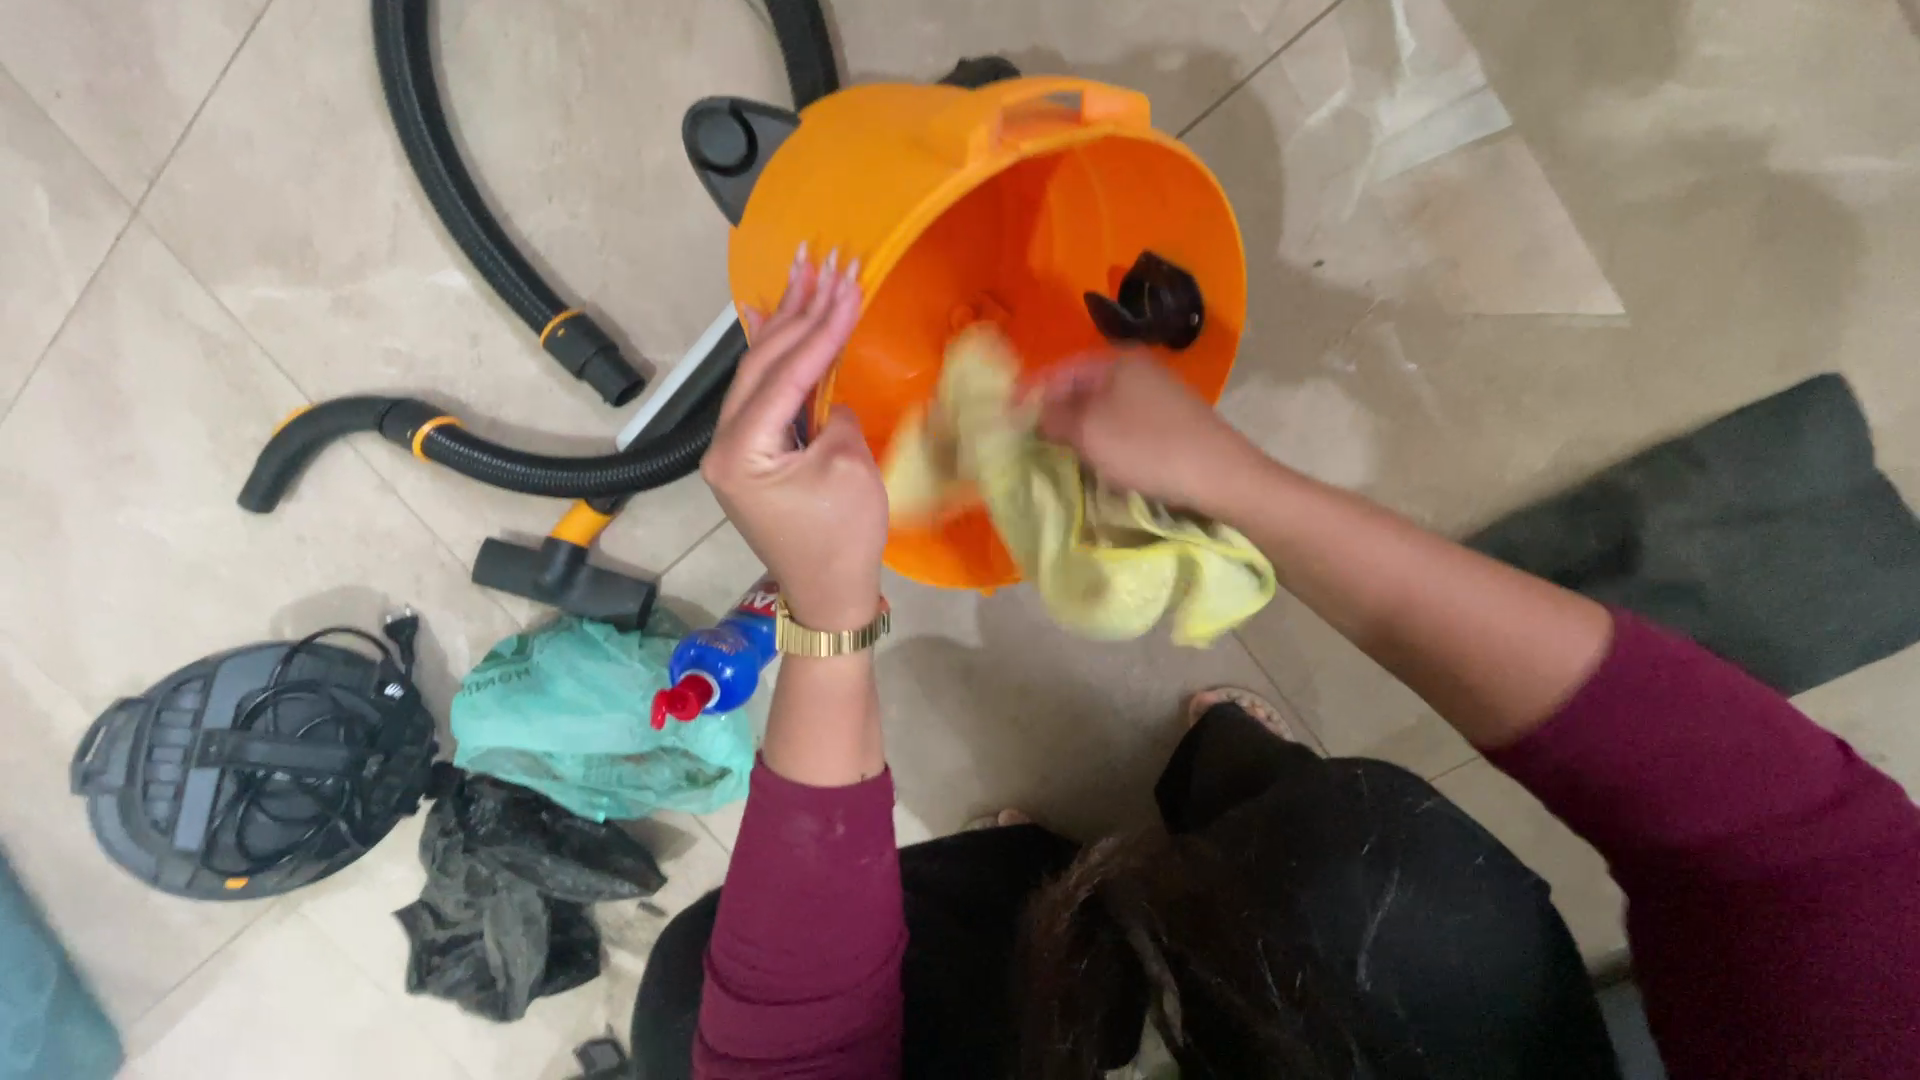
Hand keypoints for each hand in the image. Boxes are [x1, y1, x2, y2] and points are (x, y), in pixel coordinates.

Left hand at [702, 249, 886, 630]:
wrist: (827, 594)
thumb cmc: (842, 539)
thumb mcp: (848, 469)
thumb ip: (832, 417)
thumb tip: (824, 397)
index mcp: (742, 451)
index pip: (785, 375)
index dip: (821, 329)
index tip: (849, 284)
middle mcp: (724, 444)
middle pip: (762, 364)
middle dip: (799, 312)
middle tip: (827, 261)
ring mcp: (733, 450)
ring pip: (758, 374)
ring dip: (785, 325)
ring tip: (805, 274)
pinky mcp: (750, 456)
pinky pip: (758, 396)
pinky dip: (770, 356)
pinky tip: (765, 315)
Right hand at [1035, 356, 1261, 517]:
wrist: (1222, 478)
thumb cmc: (1148, 449)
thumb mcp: (1089, 432)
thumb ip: (1051, 418)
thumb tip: (1028, 413)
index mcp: (1115, 362)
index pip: (1057, 370)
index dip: (1028, 393)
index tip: (1004, 420)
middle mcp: (1137, 371)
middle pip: (1079, 389)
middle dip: (1052, 414)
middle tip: (1028, 442)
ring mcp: (1157, 397)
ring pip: (1101, 410)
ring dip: (1077, 432)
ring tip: (1058, 457)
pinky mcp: (1171, 423)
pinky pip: (1122, 426)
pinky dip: (1103, 441)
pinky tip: (1098, 463)